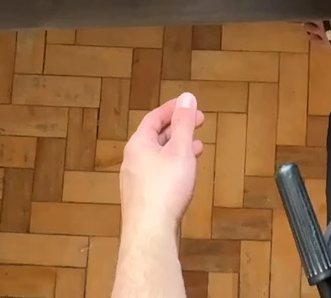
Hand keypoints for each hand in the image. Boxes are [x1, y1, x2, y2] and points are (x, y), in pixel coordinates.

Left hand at [121, 92, 205, 236]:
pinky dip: (172, 165)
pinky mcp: (140, 199)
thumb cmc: (166, 188)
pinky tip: (185, 174)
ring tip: (197, 147)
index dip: (173, 108)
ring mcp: (134, 181)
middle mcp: (132, 160)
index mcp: (138, 144)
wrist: (150, 234)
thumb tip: (186, 97)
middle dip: (178, 128)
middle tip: (198, 123)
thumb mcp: (180, 149)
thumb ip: (184, 122)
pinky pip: (157, 173)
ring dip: (177, 148)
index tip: (190, 104)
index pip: (154, 117)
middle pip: (155, 136)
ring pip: (157, 156)